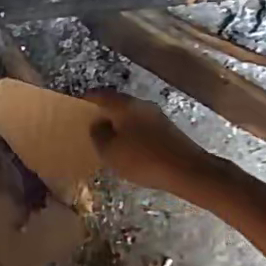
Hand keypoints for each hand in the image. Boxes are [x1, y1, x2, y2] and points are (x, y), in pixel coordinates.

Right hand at [86, 90, 228, 193]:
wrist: (187, 170)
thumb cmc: (143, 159)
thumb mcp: (111, 151)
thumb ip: (99, 135)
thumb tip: (97, 123)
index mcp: (125, 106)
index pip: (102, 95)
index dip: (89, 99)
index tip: (79, 104)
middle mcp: (142, 105)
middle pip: (118, 104)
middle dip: (105, 112)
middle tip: (92, 123)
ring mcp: (157, 116)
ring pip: (132, 115)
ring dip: (120, 124)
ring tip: (109, 138)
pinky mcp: (168, 130)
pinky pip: (143, 126)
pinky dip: (133, 133)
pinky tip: (130, 148)